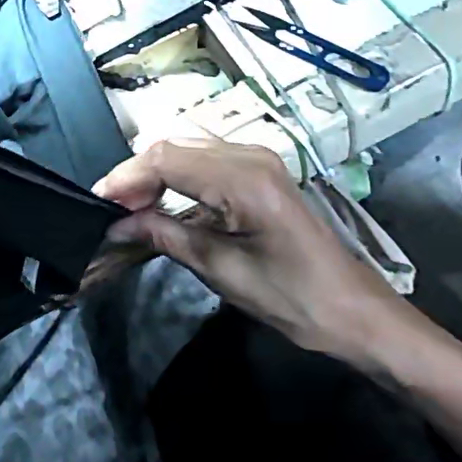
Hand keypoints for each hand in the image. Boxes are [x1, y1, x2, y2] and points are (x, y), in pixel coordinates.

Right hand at [93, 138, 404, 358]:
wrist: (362, 315)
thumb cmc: (297, 301)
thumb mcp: (225, 272)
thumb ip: (167, 236)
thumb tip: (116, 225)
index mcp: (245, 180)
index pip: (167, 160)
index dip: (126, 178)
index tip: (99, 202)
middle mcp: (249, 154)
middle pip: (172, 146)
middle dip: (135, 174)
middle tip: (111, 209)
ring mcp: (256, 156)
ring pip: (184, 147)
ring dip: (153, 172)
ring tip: (130, 206)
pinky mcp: (258, 167)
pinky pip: (202, 157)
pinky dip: (175, 173)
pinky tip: (162, 199)